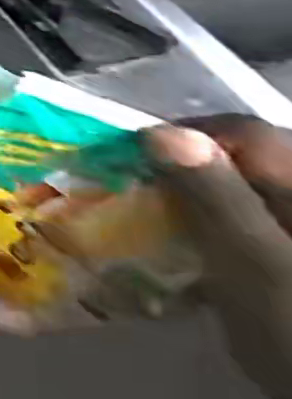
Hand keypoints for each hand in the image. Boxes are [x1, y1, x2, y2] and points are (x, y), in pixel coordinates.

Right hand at [145, 119, 291, 398]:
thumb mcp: (257, 265)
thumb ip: (215, 196)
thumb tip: (163, 131)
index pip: (244, 134)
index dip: (183, 135)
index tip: (123, 154)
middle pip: (241, 164)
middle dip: (176, 169)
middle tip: (123, 188)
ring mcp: (288, 238)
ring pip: (236, 197)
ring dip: (184, 200)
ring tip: (140, 220)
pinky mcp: (278, 267)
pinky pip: (241, 229)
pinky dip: (205, 230)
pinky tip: (180, 252)